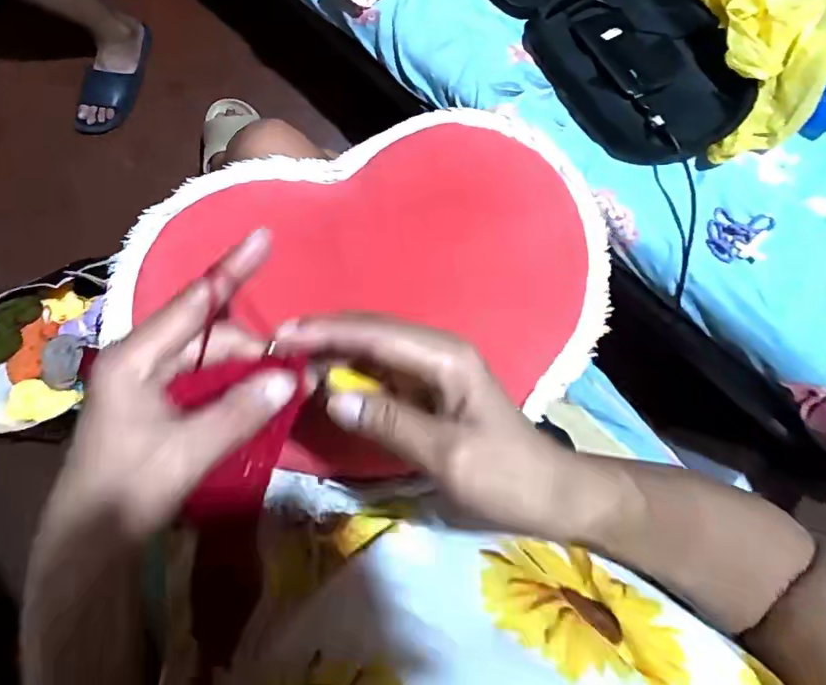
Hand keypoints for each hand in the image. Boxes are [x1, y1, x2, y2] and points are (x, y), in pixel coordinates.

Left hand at [48, 229, 297, 540]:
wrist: (84, 549)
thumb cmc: (124, 493)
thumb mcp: (185, 453)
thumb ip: (237, 411)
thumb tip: (289, 376)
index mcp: (135, 357)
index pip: (193, 303)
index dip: (231, 269)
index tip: (262, 236)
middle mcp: (139, 358)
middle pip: (206, 334)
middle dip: (251, 343)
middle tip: (296, 361)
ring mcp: (146, 380)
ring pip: (206, 357)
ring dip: (245, 364)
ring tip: (285, 374)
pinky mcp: (154, 402)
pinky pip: (202, 378)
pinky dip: (232, 381)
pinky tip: (258, 389)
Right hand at [276, 314, 617, 541]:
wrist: (551, 494)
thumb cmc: (507, 475)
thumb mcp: (450, 456)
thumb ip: (390, 422)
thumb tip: (330, 396)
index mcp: (444, 356)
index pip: (375, 333)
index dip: (327, 331)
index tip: (283, 335)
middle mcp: (434, 350)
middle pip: (369, 332)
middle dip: (323, 335)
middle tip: (274, 345)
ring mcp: (429, 368)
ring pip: (370, 348)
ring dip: (331, 351)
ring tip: (287, 358)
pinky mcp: (424, 388)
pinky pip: (377, 371)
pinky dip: (347, 372)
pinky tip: (321, 379)